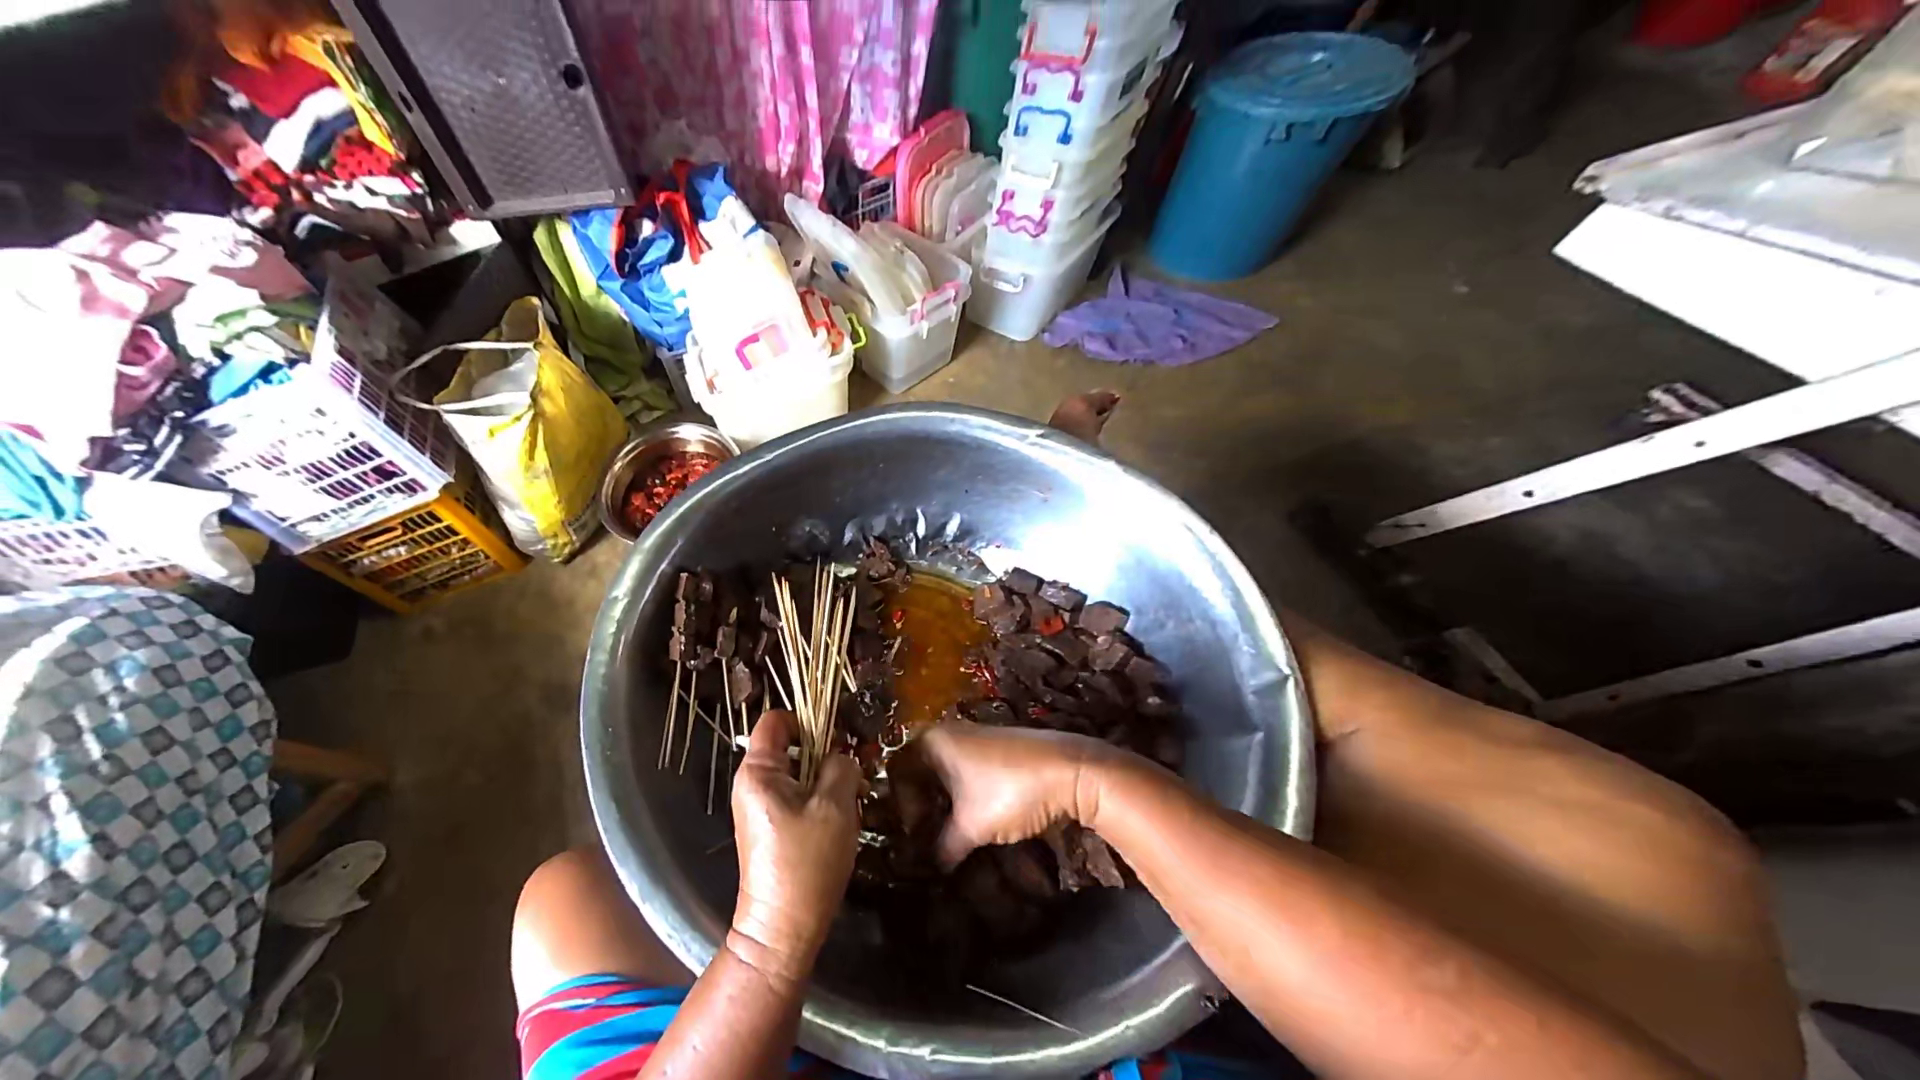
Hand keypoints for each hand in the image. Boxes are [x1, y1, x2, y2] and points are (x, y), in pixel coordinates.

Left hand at [727, 710, 860, 986]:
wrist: (784, 928)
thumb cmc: (807, 862)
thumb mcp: (835, 805)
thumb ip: (842, 765)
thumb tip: (842, 754)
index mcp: (758, 772)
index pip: (775, 720)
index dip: (808, 718)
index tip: (837, 735)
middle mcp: (753, 785)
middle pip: (791, 745)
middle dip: (825, 752)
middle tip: (856, 766)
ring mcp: (762, 808)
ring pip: (800, 772)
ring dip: (829, 778)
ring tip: (853, 796)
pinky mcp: (773, 828)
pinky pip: (800, 796)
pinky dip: (823, 799)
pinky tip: (842, 818)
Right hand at [911, 720, 1122, 869]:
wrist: (1072, 771)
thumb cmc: (1012, 792)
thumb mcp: (972, 826)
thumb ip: (945, 845)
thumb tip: (934, 864)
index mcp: (935, 741)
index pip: (899, 771)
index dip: (902, 806)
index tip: (915, 835)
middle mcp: (952, 733)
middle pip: (922, 770)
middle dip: (923, 806)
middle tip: (927, 838)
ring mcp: (979, 738)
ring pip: (947, 772)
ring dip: (945, 804)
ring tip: (951, 835)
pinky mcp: (1000, 750)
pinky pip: (969, 772)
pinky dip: (966, 796)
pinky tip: (976, 820)